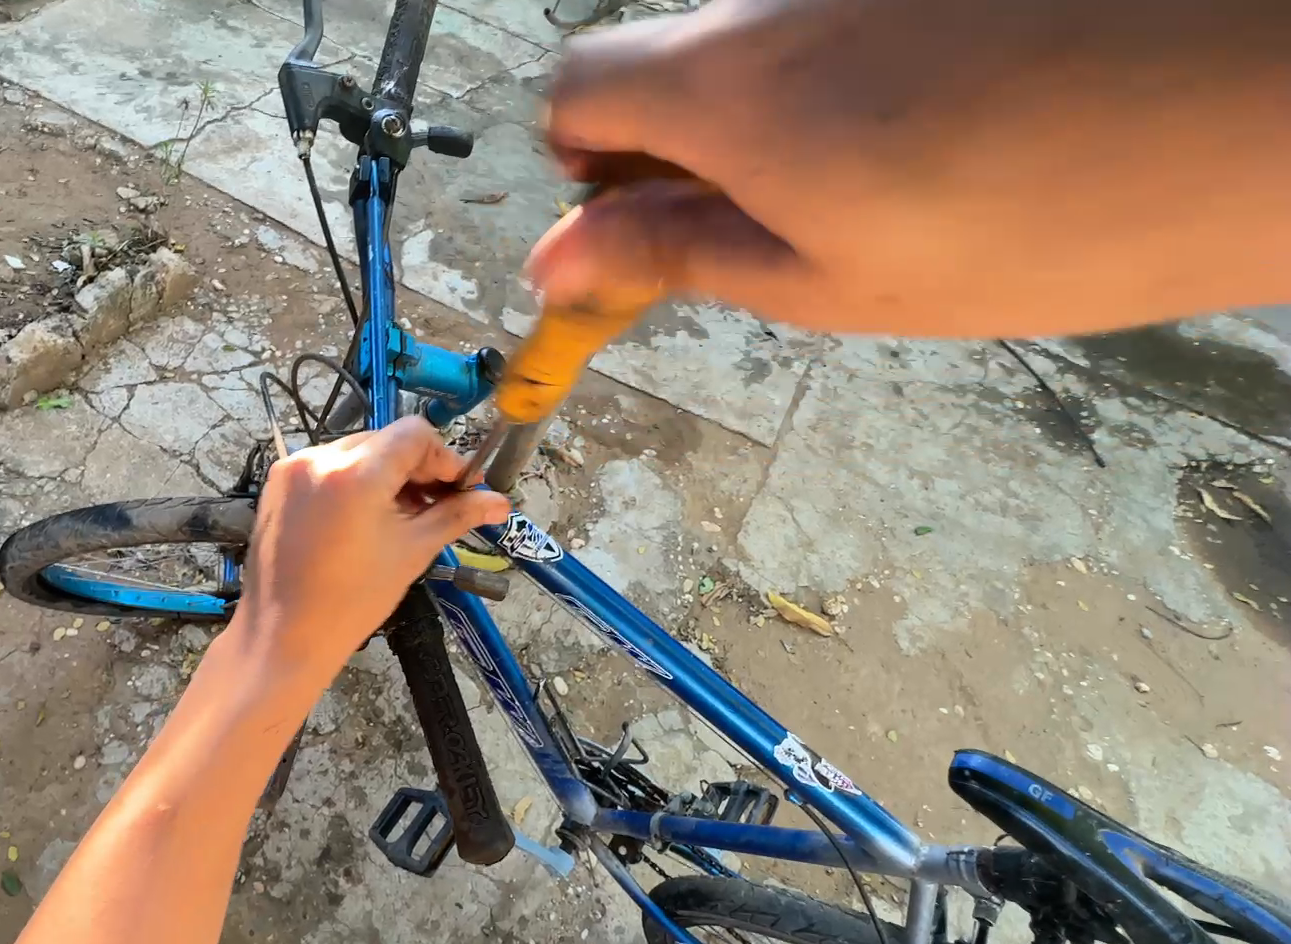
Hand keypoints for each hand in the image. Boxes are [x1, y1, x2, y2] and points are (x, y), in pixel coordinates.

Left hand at [234, 418, 509, 679]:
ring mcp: (293, 469)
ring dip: (385, 474)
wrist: (284, 634)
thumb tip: (499, 502)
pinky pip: (327, 467)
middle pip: (385, 441)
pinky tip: (364, 517)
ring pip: (357, 452)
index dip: (444, 457)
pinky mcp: (278, 483)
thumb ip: (456, 516)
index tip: (459, 489)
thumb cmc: (353, 600)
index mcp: (356, 474)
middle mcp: (320, 457)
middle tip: (435, 504)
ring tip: (400, 515)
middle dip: (415, 468)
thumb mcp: (412, 552)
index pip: (414, 434)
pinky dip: (352, 481)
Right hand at [529, 0, 1290, 336]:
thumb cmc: (1034, 227)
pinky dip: (835, 70)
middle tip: (754, 218)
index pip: (575, 87)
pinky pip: (828, 15)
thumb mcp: (818, 278)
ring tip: (869, 173)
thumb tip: (549, 263)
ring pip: (748, 39)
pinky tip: (933, 113)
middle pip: (659, 60)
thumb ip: (668, 253)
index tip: (637, 213)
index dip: (582, 159)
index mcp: (726, 84)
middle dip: (668, 144)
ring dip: (757, 112)